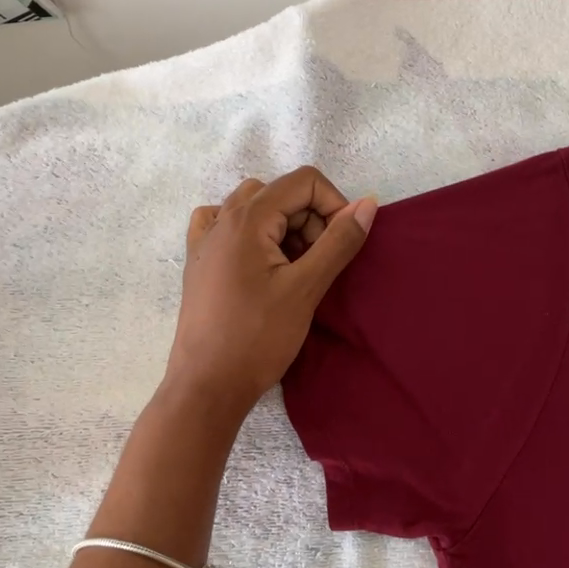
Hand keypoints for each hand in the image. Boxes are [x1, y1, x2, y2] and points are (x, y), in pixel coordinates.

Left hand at [165, 167, 376, 413]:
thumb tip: (368, 205)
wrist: (207, 386)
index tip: (340, 244)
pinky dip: (251, 233)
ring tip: (292, 269)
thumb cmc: (258, 337)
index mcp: (247, 218)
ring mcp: (205, 240)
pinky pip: (226, 225)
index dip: (334, 205)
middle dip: (310, 219)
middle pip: (281, 192)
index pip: (304, 181)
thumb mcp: (306, 288)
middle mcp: (222, 218)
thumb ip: (339, 241)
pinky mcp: (200, 262)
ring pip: (255, 207)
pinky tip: (259, 260)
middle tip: (316, 264)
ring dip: (284, 227)